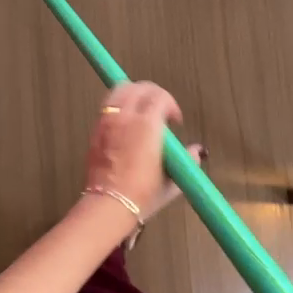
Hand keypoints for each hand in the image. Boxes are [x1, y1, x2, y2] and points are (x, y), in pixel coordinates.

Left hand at [83, 82, 181, 219]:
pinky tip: (126, 122)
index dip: (171, 104)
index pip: (159, 96)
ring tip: (142, 110)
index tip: (175, 121)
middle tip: (161, 110)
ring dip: (134, 94)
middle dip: (153, 94)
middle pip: (139, 87)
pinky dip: (119, 105)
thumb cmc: (142, 194)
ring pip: (120, 91)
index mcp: (147, 125)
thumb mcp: (171, 180)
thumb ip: (186, 160)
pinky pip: (107, 106)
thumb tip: (197, 151)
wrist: (108, 205)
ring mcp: (107, 121)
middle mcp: (126, 117)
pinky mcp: (95, 130)